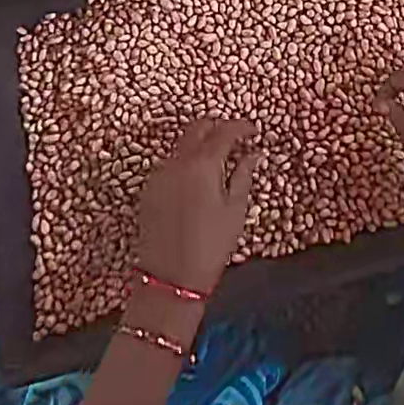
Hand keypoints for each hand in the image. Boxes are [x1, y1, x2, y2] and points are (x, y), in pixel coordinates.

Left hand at [137, 119, 258, 294]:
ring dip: (201, 143)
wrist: (170, 278)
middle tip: (235, 138)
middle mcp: (177, 161)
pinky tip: (198, 179)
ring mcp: (159, 173)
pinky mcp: (149, 188)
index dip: (241, 127)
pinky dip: (186, 161)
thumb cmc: (211, 245)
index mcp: (202, 164)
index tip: (253, 130)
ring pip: (182, 144)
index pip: (224, 131)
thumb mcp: (235, 210)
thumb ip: (244, 175)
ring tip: (219, 160)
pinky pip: (171, 162)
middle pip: (197, 128)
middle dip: (217, 127)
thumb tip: (254, 153)